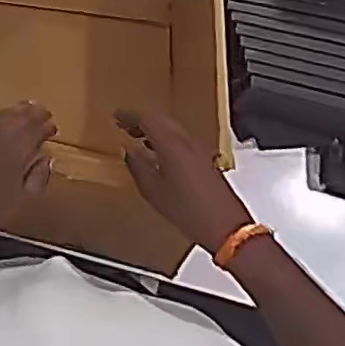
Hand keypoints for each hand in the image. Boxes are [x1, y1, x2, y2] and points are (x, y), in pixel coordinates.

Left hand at [0, 101, 56, 246]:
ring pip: (5, 114)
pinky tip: (5, 114)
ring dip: (18, 110)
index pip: (35, 132)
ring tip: (29, 107)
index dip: (45, 127)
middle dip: (34, 113)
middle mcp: (0, 138)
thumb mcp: (23, 196)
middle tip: (45, 111)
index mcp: (16, 153)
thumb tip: (46, 158)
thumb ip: (38, 175)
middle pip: (20, 118)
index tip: (53, 127)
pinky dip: (1, 113)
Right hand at [115, 107, 251, 254]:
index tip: (116, 116)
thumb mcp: (152, 190)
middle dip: (141, 120)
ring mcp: (200, 150)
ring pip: (173, 129)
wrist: (228, 230)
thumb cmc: (189, 210)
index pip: (146, 118)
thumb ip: (137, 165)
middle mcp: (187, 141)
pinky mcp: (208, 161)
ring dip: (155, 129)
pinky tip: (160, 153)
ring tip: (139, 137)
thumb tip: (128, 151)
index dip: (128, 116)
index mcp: (171, 143)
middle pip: (161, 120)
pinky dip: (167, 139)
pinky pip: (182, 140)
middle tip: (125, 125)